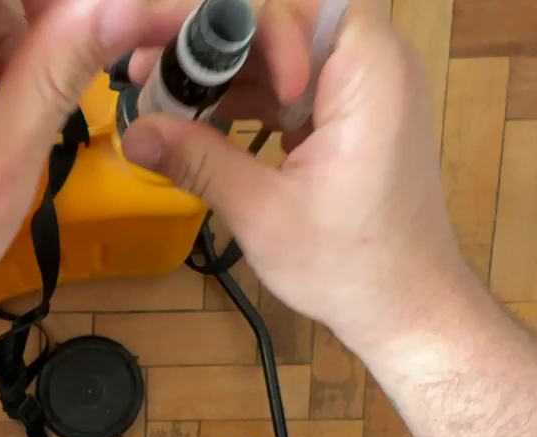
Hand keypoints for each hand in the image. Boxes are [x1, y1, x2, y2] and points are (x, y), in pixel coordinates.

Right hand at [118, 2, 475, 355]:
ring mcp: (362, 89)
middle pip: (284, 20)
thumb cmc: (347, 265)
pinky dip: (249, 102)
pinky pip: (292, 88)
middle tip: (150, 73)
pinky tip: (204, 126)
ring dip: (225, 76)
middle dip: (214, 45)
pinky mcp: (350, 118)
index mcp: (366, 71)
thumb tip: (133, 133)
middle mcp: (372, 62)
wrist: (403, 305)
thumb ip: (198, 161)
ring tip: (166, 104)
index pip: (293, 4)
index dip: (230, 21)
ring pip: (283, 54)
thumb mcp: (263, 213)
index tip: (180, 64)